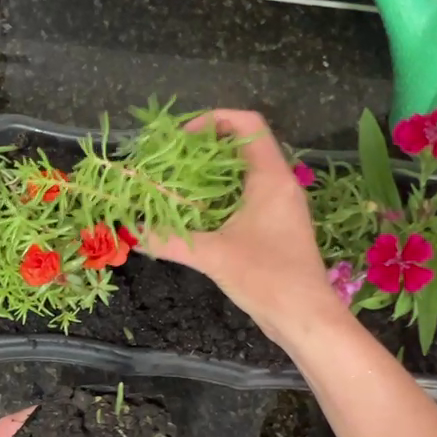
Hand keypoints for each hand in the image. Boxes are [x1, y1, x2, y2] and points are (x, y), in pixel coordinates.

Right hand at [145, 110, 346, 340]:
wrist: (305, 317)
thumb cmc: (267, 278)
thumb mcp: (212, 256)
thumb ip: (169, 241)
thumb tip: (131, 231)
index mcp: (271, 178)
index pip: (248, 124)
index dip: (213, 120)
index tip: (181, 138)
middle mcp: (279, 185)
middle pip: (242, 146)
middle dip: (204, 148)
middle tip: (171, 161)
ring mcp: (279, 207)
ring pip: (243, 174)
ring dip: (210, 176)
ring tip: (176, 185)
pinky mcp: (275, 228)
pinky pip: (245, 198)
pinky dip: (219, 199)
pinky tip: (194, 215)